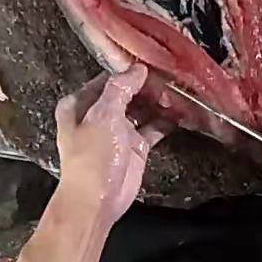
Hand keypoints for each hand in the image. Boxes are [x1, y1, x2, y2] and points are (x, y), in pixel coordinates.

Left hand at [53, 64, 168, 228]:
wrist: (97, 199)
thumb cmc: (93, 155)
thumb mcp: (103, 115)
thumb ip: (120, 89)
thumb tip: (138, 69)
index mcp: (80, 104)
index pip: (107, 79)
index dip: (128, 71)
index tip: (152, 62)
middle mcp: (98, 115)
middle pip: (126, 94)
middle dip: (147, 87)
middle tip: (171, 76)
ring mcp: (118, 132)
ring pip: (141, 110)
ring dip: (158, 102)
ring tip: (179, 91)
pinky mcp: (135, 148)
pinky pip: (153, 129)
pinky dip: (165, 121)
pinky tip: (181, 111)